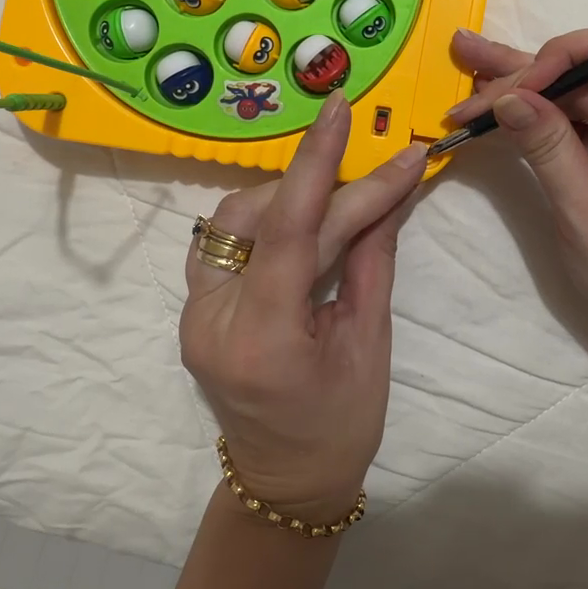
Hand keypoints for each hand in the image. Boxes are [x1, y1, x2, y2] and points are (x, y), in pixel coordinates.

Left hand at [179, 93, 426, 521]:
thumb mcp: (370, 342)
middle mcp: (212, 318)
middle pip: (265, 218)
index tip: (341, 108)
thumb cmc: (342, 424)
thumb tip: (393, 187)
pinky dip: (267, 217)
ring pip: (232, 219)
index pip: (288, 228)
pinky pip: (226, 239)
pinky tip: (303, 215)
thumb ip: (373, 257)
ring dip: (289, 196)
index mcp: (262, 337)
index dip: (317, 161)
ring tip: (343, 197)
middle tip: (385, 170)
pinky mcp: (196, 307)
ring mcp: (194, 313)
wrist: (285, 480)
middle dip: (328, 187)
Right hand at [450, 28, 587, 352]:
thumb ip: (549, 148)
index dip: (567, 58)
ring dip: (520, 87)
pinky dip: (531, 115)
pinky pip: (571, 118)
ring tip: (467, 58)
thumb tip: (508, 97)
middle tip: (469, 81)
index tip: (518, 86)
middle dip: (528, 77)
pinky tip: (490, 99)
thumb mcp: (586, 212)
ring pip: (574, 91)